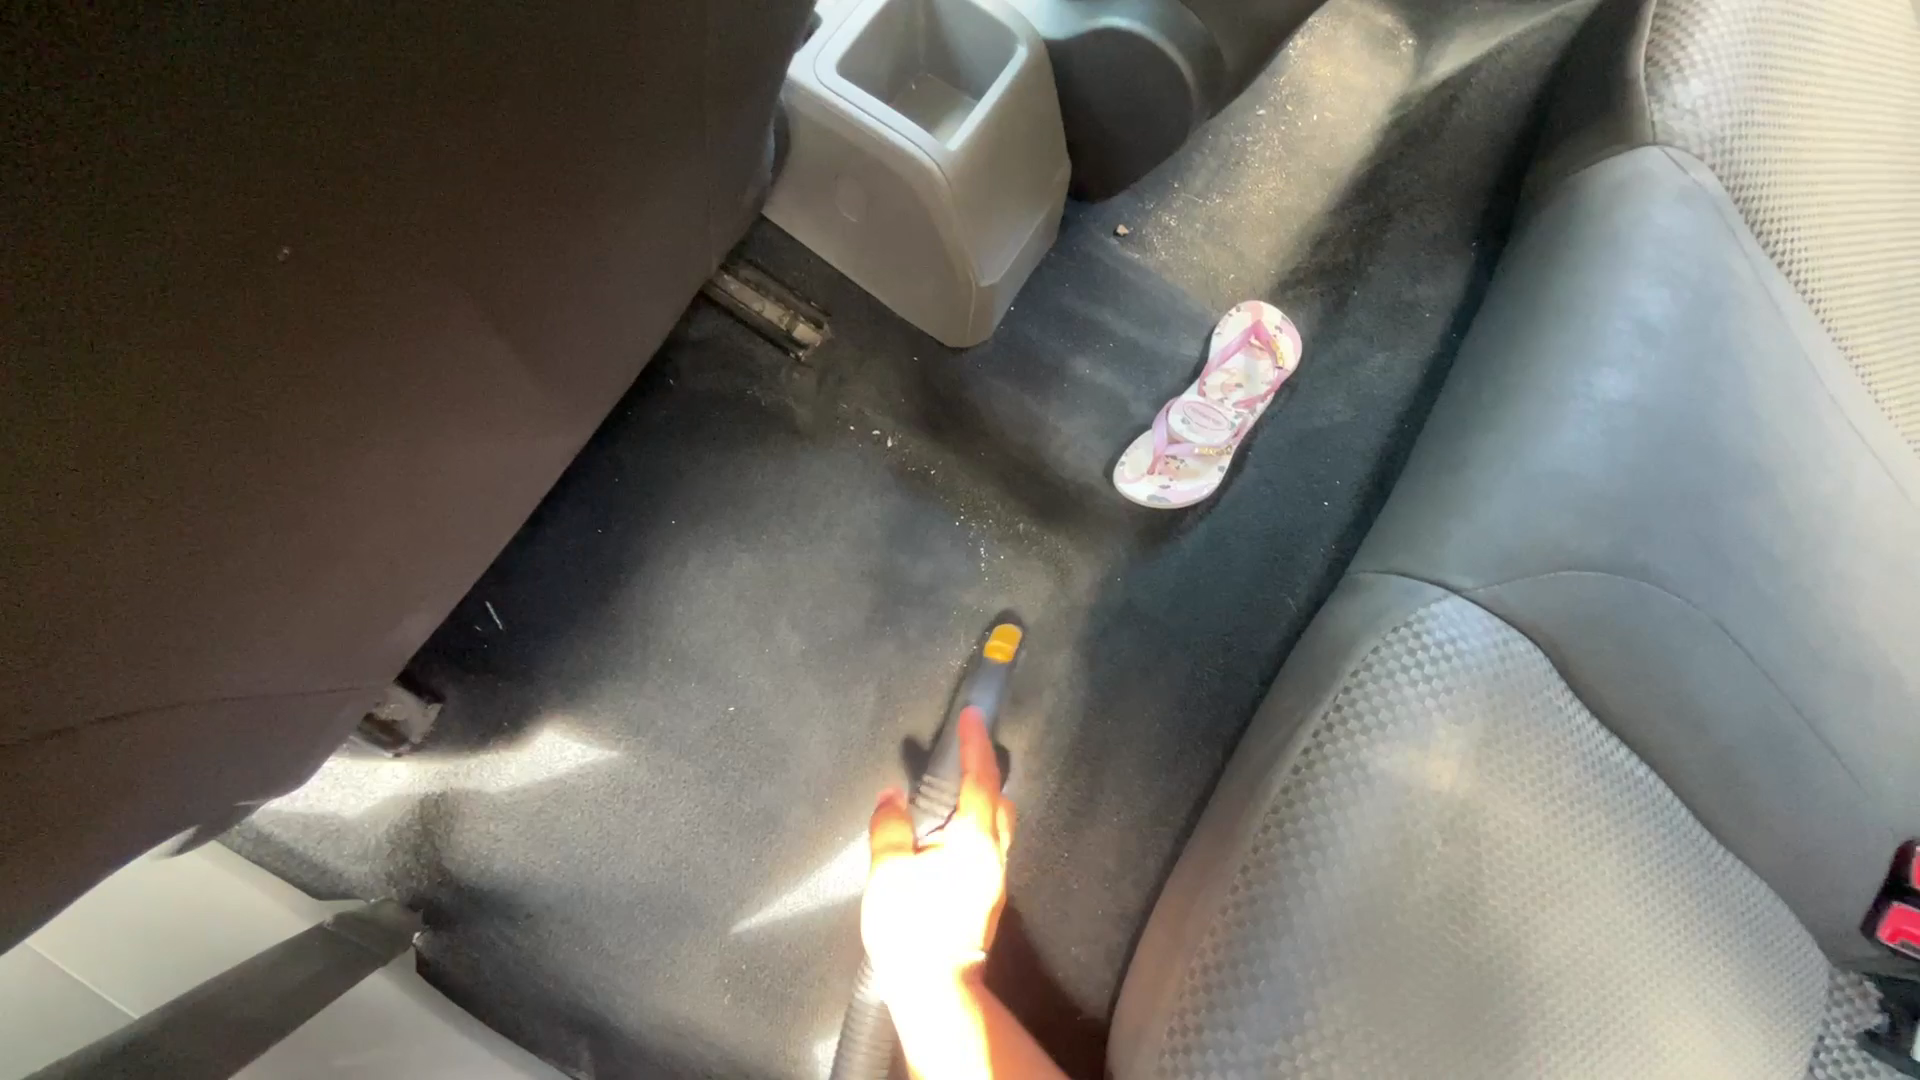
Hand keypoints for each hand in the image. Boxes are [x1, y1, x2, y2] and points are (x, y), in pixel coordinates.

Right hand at [861, 707, 1014, 996]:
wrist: (937, 990)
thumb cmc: (913, 928)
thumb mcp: (889, 873)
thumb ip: (890, 828)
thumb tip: (891, 797)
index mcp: (974, 840)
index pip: (980, 780)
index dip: (976, 745)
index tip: (973, 716)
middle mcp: (993, 854)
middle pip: (1000, 801)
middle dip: (986, 773)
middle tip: (963, 756)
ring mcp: (994, 878)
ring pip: (997, 826)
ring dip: (981, 802)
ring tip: (951, 794)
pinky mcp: (987, 896)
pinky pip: (986, 846)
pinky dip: (973, 827)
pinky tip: (948, 838)